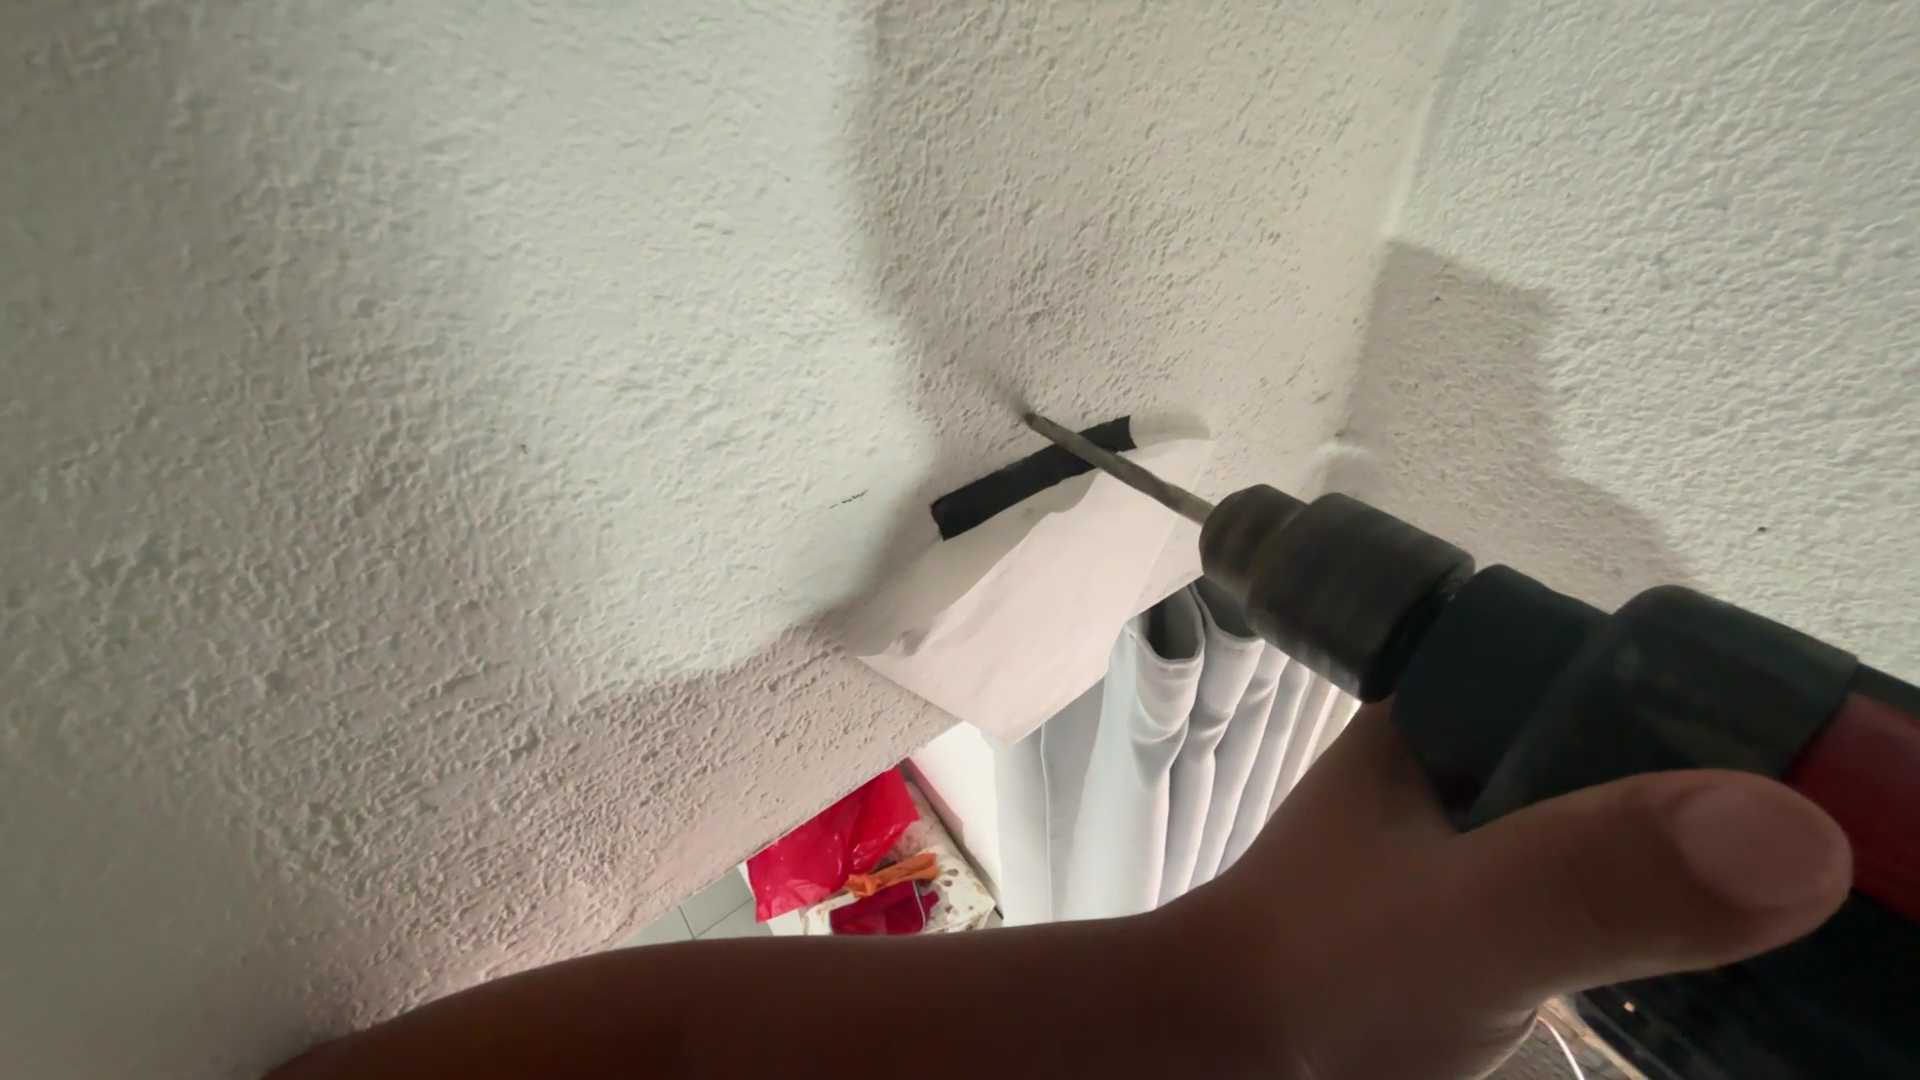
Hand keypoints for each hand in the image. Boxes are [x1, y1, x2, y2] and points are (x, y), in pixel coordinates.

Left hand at [1178, 702, 1852, 1078]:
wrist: (1244, 1038)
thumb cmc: (1326, 964)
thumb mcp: (1465, 917)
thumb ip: (1594, 877)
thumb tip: (1801, 829)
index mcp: (1438, 720)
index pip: (1596, 678)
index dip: (1721, 710)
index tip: (1853, 763)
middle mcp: (1461, 766)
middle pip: (1625, 758)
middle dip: (1738, 802)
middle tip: (1884, 858)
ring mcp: (1478, 838)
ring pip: (1623, 829)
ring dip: (1713, 866)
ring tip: (1852, 904)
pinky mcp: (1494, 909)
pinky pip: (1609, 895)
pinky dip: (1678, 919)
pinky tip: (1756, 958)